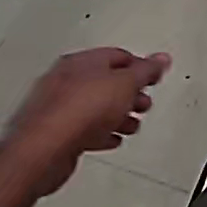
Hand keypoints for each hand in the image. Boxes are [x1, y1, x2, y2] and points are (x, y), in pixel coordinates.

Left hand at [0, 47, 170, 193]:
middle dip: (130, 94)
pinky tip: (111, 140)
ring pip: (95, 106)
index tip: (154, 78)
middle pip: (107, 82)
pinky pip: (82, 127)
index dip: (141, 67)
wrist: (44, 150)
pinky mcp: (52, 131)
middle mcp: (64, 80)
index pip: (118, 56)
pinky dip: (100, 132)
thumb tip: (162, 58)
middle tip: (143, 104)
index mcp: (81, 62)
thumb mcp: (126, 84)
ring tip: (131, 127)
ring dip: (117, 115)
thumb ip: (146, 71)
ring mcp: (56, 106)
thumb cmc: (83, 110)